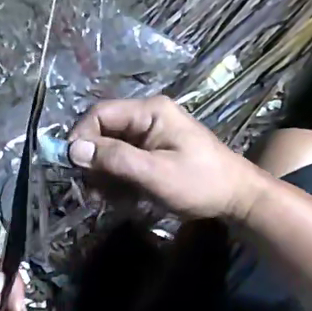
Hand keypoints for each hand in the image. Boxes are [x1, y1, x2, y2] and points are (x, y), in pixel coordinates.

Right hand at [67, 96, 267, 220]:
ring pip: (111, 150)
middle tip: (94, 191)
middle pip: (103, 132)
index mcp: (150, 111)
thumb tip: (73, 150)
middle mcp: (147, 117)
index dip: (82, 138)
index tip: (74, 168)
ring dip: (105, 175)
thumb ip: (115, 159)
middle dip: (94, 162)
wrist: (238, 199)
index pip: (100, 113)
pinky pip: (124, 161)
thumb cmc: (200, 183)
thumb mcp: (155, 173)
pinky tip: (124, 199)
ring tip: (110, 199)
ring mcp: (151, 135)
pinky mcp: (154, 153)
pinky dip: (119, 180)